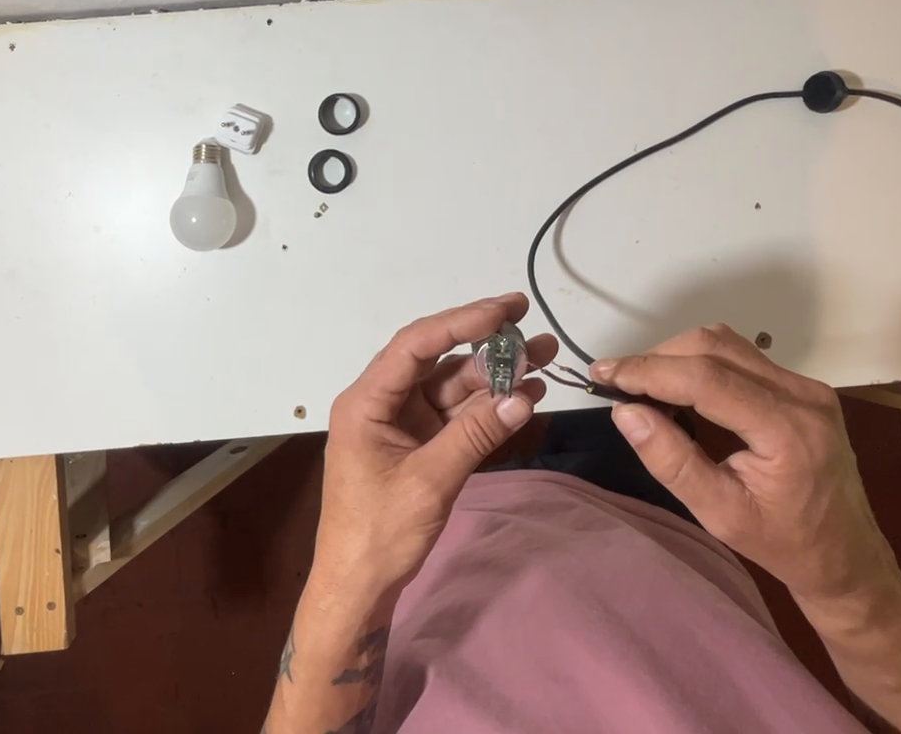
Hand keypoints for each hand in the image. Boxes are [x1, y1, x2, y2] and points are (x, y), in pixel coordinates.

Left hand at [312, 293, 557, 598]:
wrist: (358, 589)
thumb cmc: (378, 534)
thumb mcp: (428, 482)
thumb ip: (475, 435)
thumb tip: (524, 396)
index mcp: (367, 400)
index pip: (414, 344)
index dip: (460, 322)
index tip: (503, 311)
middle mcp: (384, 402)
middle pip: (437, 359)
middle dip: (483, 343)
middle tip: (528, 323)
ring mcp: (404, 422)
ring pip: (453, 386)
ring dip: (495, 375)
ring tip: (543, 357)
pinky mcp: (421, 443)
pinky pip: (458, 416)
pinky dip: (490, 407)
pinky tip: (526, 395)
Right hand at [592, 325, 897, 606]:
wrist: (849, 558)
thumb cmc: (784, 545)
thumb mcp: (720, 515)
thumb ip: (672, 462)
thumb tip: (625, 412)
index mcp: (788, 430)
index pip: (707, 378)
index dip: (649, 370)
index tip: (603, 374)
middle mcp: (802, 395)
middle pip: (713, 348)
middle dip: (656, 359)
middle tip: (615, 383)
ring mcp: (805, 386)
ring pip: (724, 343)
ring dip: (675, 356)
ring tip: (642, 386)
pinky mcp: (801, 386)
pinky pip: (739, 355)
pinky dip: (697, 362)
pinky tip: (677, 388)